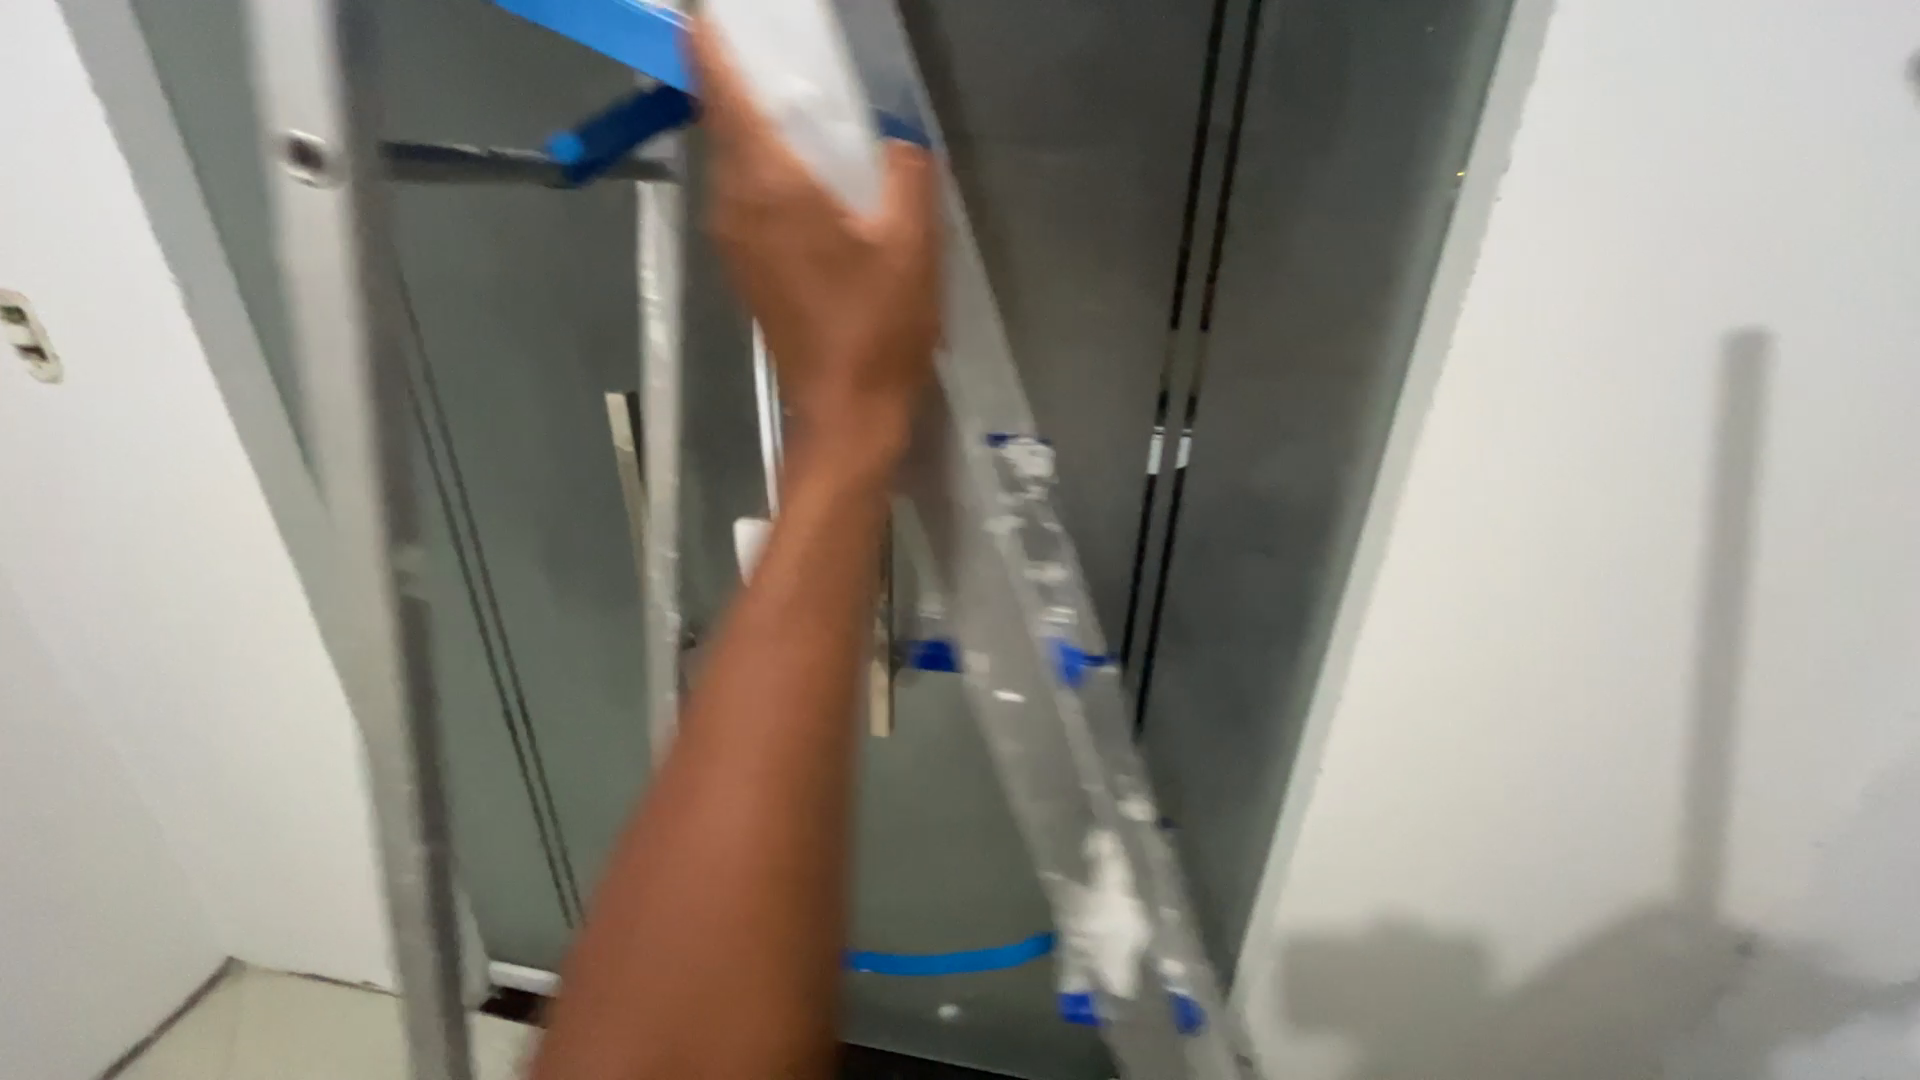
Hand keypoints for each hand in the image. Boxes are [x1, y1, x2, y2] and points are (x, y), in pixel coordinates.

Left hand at [686, 20, 941, 472]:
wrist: (847, 414)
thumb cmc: (878, 329)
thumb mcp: (913, 243)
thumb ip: (906, 170)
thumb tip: (896, 137)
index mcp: (767, 182)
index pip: (718, 81)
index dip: (712, 35)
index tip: (723, 11)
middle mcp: (733, 203)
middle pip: (723, 116)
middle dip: (747, 76)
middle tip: (796, 57)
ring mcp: (733, 241)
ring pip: (735, 160)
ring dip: (762, 128)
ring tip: (811, 112)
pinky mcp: (746, 270)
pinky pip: (748, 198)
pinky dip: (770, 172)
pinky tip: (814, 182)